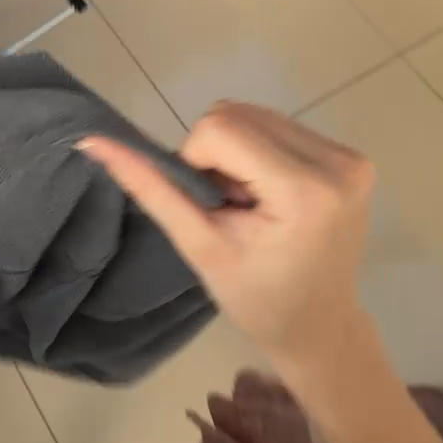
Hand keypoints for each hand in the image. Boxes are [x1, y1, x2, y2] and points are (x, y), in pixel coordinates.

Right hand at [77, 102, 374, 371]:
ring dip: (233, 150)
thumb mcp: (197, 243)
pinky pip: (274, 123)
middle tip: (229, 206)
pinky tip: (266, 191)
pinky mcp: (351, 156)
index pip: (219, 129)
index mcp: (304, 191)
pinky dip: (254, 149)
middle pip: (235, 115)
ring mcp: (349, 157)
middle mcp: (337, 163)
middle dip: (215, 154)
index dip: (197, 162)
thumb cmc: (256, 298)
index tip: (213, 207)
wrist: (320, 329)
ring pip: (251, 114)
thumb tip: (91, 141)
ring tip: (248, 201)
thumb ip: (148, 185)